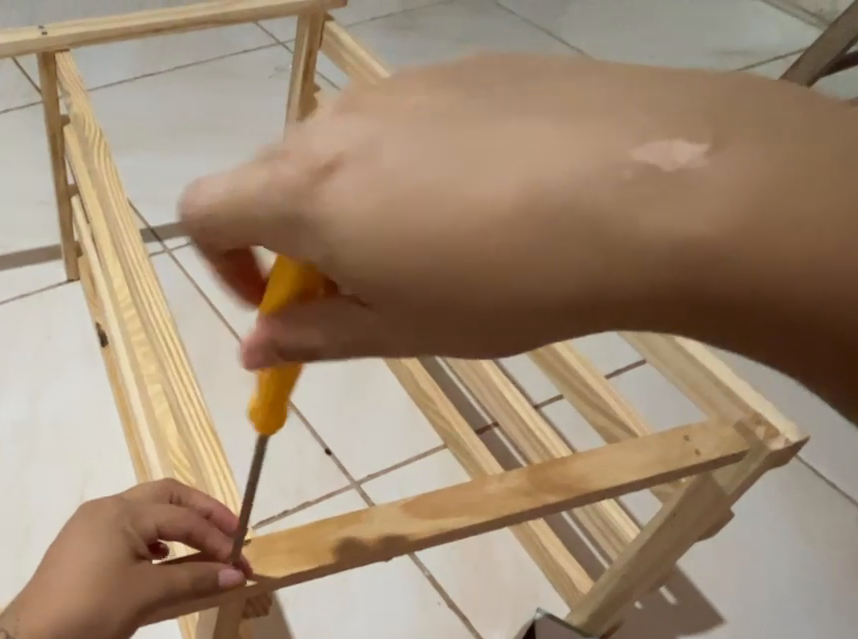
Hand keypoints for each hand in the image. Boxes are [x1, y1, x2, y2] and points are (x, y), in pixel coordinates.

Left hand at [9, 480, 248, 638]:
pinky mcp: (83, 545)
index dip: (217, 538)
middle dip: (202, 512)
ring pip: (145, 511)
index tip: (241, 562)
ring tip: (204, 546)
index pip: (182, 517)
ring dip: (178, 523)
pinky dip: (155, 538)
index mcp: (122, 513)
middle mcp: (106, 508)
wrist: (36, 637)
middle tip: (231, 531)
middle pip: (165, 496)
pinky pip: (129, 529)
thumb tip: (235, 574)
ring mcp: (90, 525)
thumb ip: (195, 578)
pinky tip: (165, 559)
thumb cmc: (94, 610)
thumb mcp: (149, 594)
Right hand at [178, 53, 832, 367]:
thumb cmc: (502, 284)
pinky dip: (402, 173)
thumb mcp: (394, 332)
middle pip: (269, 180)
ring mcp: (402, 88)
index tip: (277, 306)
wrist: (654, 188)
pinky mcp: (463, 70)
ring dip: (346, 209)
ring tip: (427, 254)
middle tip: (356, 294)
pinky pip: (399, 126)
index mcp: (304, 190)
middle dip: (288, 244)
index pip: (203, 211)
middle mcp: (336, 125)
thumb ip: (308, 338)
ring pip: (336, 153)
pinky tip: (479, 205)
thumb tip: (253, 349)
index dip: (222, 266)